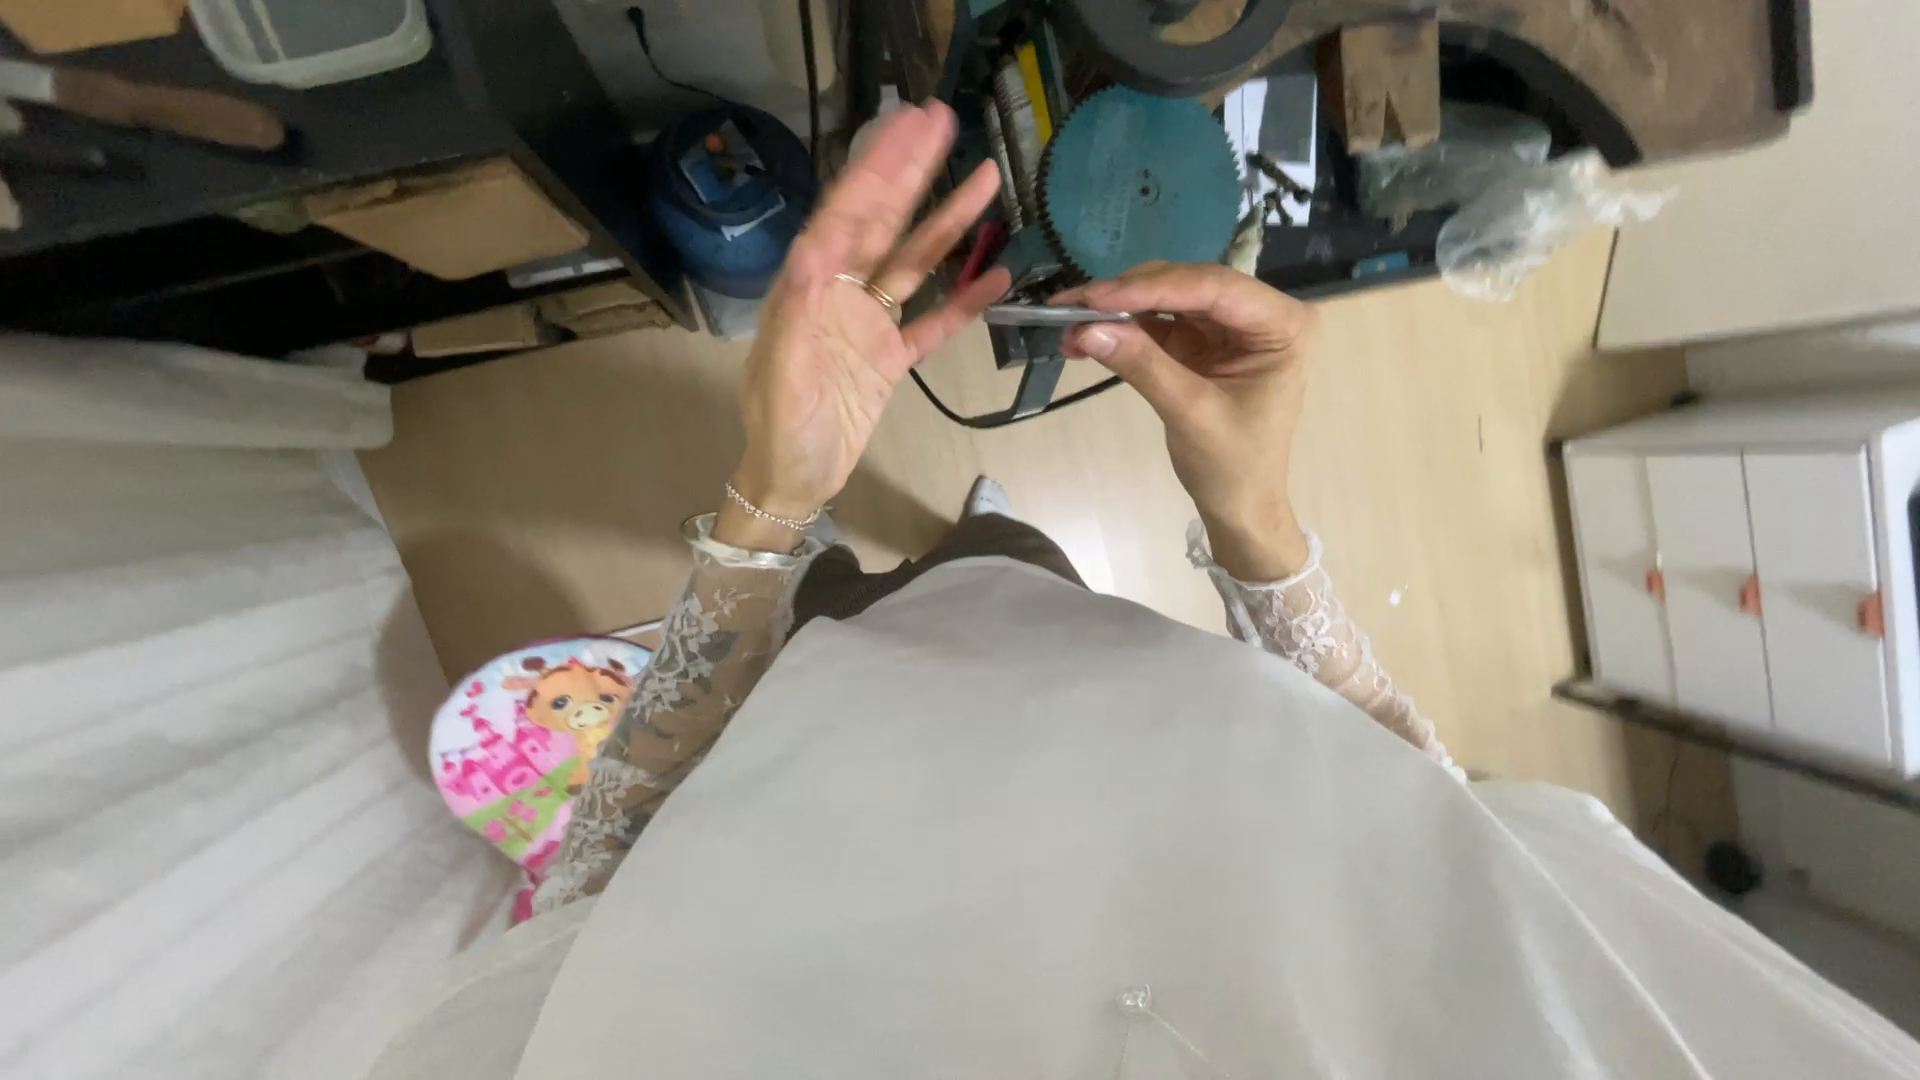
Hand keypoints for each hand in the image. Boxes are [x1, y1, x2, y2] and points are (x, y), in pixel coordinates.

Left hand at [721, 103, 1011, 551]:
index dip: (874, 174)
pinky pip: (932, 323)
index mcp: (806, 293)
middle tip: (943, 124)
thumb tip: (814, 251)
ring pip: (912, 265)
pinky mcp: (890, 358)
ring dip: (947, 225)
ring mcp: (868, 326)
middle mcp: (839, 297)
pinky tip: (995, 276)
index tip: (905, 130)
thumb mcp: (783, 379)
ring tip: (986, 181)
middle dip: (910, 176)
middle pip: (881, 226)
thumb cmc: (781, 436)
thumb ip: (799, 318)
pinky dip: (962, 302)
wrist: (796, 481)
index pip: (843, 221)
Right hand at [1053, 262, 1317, 580]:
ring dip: (1117, 310)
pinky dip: (1122, 329)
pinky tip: (1086, 336)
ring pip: (1166, 299)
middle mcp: (1259, 314)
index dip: (1151, 288)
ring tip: (1068, 323)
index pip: (1213, 288)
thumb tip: (1085, 330)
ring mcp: (1228, 327)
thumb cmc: (1232, 466)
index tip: (1094, 298)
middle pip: (1187, 285)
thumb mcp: (1190, 414)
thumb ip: (1143, 366)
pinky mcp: (1201, 343)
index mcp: (1283, 325)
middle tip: (1070, 308)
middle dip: (1127, 295)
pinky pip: (1157, 324)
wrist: (1240, 505)